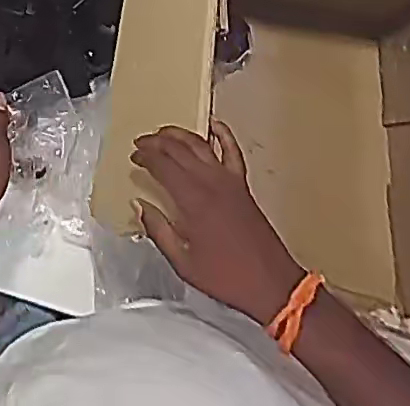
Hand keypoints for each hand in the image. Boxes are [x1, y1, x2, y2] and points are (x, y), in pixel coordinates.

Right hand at [131, 120, 304, 321]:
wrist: (274, 286)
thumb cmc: (228, 278)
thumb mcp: (184, 263)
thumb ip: (158, 230)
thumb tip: (139, 205)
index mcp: (192, 200)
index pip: (161, 164)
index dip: (144, 157)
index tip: (135, 157)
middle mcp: (209, 182)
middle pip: (176, 149)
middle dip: (154, 142)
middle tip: (141, 144)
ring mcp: (228, 180)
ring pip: (199, 143)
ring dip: (178, 134)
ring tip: (162, 132)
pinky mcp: (242, 184)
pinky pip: (232, 151)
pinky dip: (223, 134)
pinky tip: (213, 124)